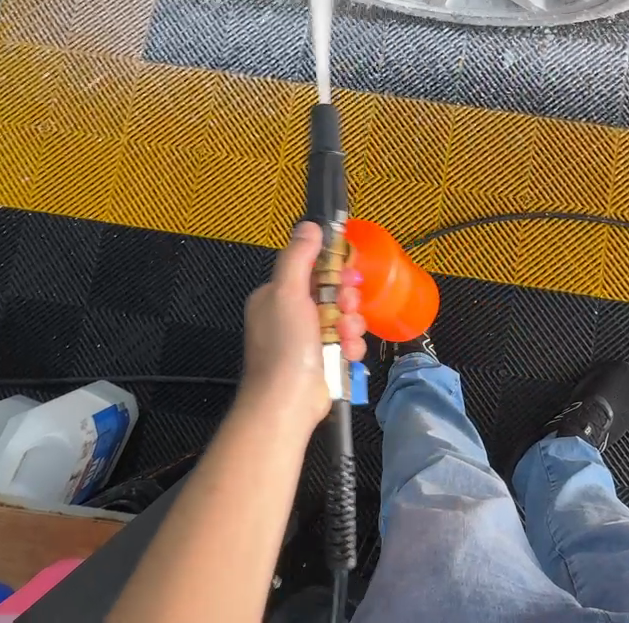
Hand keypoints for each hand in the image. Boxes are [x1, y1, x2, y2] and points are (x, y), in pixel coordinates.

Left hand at [240, 222, 365, 430]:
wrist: (287, 403)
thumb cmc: (284, 346)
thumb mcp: (286, 292)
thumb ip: (299, 257)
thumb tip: (309, 225)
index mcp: (277, 295)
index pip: (311, 268)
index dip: (333, 269)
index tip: (344, 275)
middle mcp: (291, 315)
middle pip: (333, 291)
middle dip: (346, 299)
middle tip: (345, 306)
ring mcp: (309, 339)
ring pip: (345, 316)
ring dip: (351, 323)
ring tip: (344, 335)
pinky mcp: (325, 359)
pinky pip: (348, 340)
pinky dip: (351, 345)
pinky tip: (347, 352)